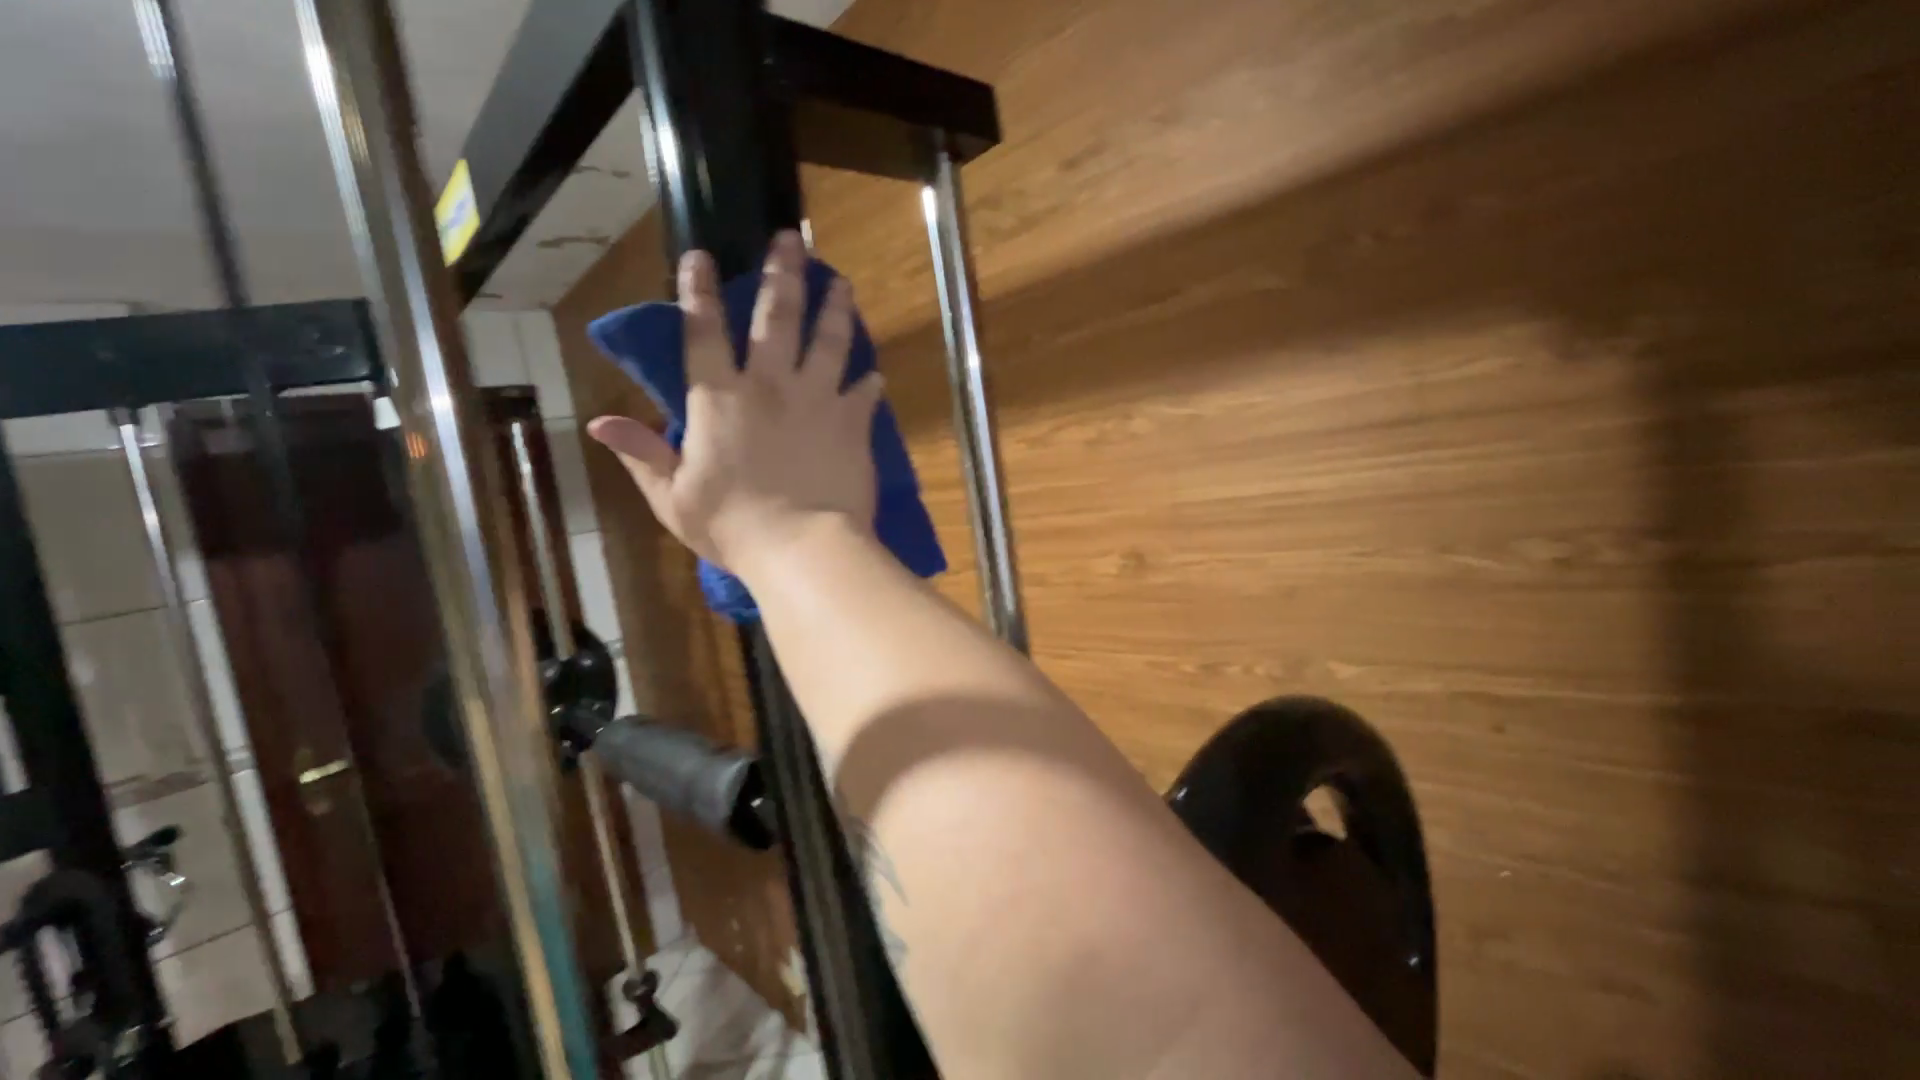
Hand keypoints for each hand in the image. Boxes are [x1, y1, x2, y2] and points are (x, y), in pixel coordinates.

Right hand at [587, 231, 884, 573]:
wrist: (801, 547)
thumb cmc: (731, 525)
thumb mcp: (672, 496)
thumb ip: (642, 455)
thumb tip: (600, 425)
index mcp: (719, 399)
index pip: (703, 332)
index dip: (698, 290)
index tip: (701, 254)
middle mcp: (770, 385)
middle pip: (777, 316)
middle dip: (783, 272)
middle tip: (792, 238)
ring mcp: (817, 399)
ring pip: (829, 339)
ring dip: (835, 306)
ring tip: (841, 281)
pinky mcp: (853, 422)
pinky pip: (864, 392)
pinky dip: (869, 381)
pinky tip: (875, 372)